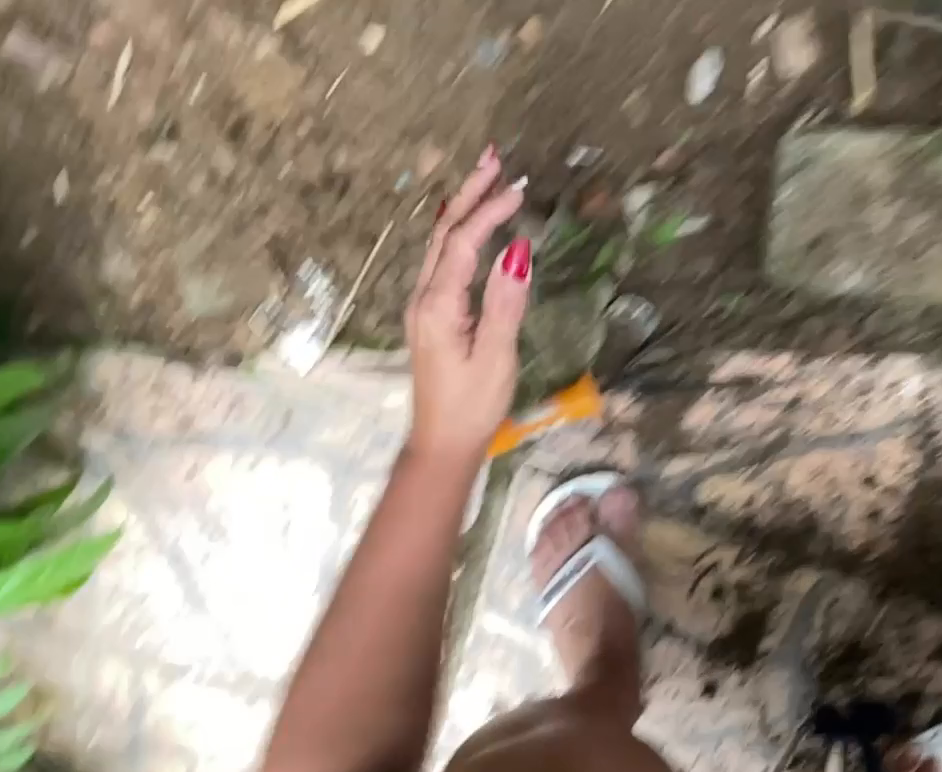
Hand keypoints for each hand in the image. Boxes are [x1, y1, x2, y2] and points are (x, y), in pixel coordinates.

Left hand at [404, 148, 530, 461]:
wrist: (443, 442)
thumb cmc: (473, 406)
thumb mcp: (496, 358)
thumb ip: (506, 304)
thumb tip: (518, 252)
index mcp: (438, 306)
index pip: (463, 243)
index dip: (489, 212)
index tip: (518, 189)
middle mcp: (423, 298)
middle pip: (443, 233)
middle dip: (468, 194)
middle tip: (493, 159)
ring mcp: (423, 308)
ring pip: (439, 245)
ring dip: (461, 210)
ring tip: (485, 181)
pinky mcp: (431, 318)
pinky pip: (442, 262)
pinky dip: (458, 235)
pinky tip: (469, 230)